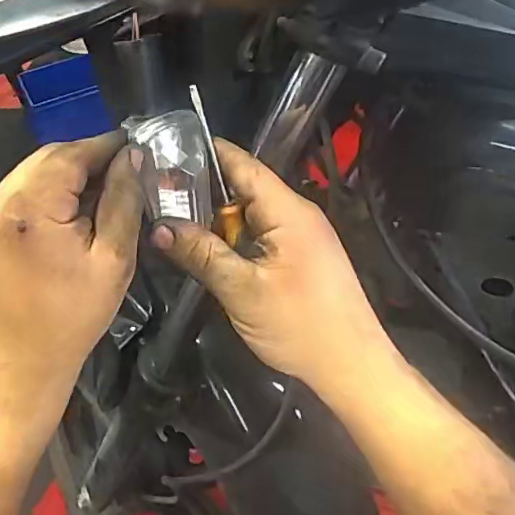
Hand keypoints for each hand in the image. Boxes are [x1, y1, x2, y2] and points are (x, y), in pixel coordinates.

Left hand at [0, 132, 142, 395]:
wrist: (19, 359)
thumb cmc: (71, 317)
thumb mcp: (113, 259)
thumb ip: (124, 200)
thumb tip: (132, 156)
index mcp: (30, 207)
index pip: (73, 154)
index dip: (108, 146)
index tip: (139, 148)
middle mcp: (0, 198)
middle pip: (53, 154)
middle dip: (91, 156)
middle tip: (127, 170)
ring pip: (38, 166)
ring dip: (72, 169)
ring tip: (105, 187)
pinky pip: (25, 183)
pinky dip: (52, 184)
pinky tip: (75, 204)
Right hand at [150, 140, 395, 397]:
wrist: (354, 368)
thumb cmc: (302, 325)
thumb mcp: (243, 290)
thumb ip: (201, 254)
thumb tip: (160, 227)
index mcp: (288, 210)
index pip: (245, 165)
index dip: (210, 152)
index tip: (173, 146)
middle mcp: (296, 214)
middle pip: (245, 188)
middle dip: (205, 189)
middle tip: (161, 192)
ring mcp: (301, 235)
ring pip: (251, 214)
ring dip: (218, 218)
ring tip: (175, 219)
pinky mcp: (301, 256)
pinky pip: (261, 233)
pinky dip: (234, 237)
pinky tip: (208, 248)